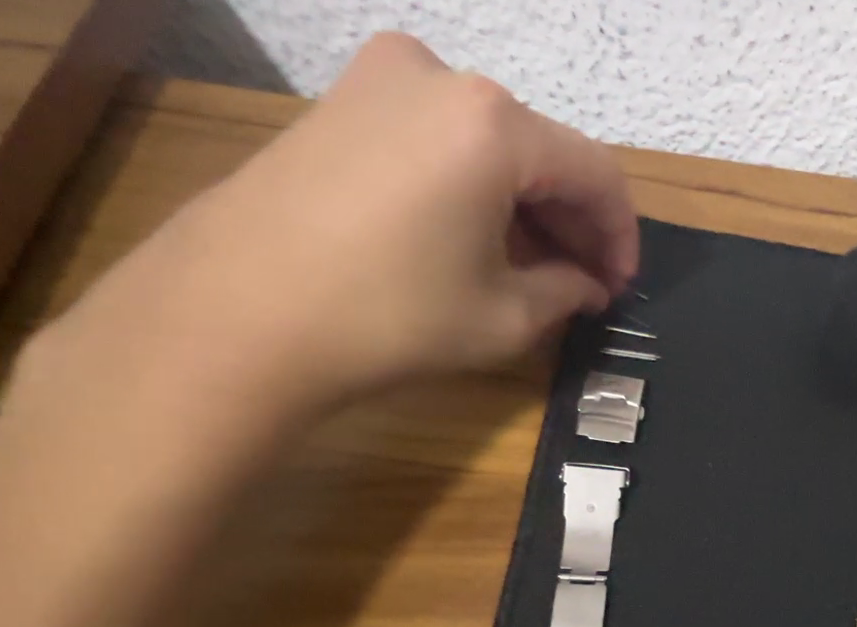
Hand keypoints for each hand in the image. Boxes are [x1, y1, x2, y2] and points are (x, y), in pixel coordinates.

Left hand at [36, 32, 638, 425]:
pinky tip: (474, 242)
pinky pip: (438, 140)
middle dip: (571, 221)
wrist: (235, 314)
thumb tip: (588, 284)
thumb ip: (567, 291)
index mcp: (494, 123)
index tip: (620, 287)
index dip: (621, 235)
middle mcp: (441, 77)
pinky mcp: (341, 104)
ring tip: (531, 272)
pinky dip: (473, 188)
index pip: (596, 173)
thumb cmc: (389, 317)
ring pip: (491, 145)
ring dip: (524, 206)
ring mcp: (380, 81)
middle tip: (582, 284)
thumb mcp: (504, 317)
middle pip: (543, 151)